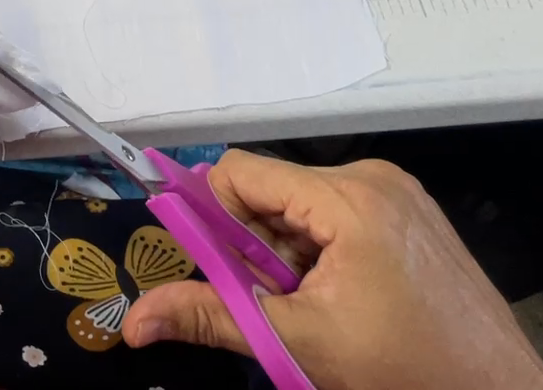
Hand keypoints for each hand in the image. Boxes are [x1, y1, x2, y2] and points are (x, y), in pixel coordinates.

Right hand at [127, 151, 542, 389]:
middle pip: (267, 187)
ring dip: (284, 247)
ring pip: (294, 200)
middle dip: (256, 242)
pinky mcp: (407, 206)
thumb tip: (135, 322)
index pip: (238, 172)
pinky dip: (315, 245)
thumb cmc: (408, 373)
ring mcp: (394, 189)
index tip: (234, 272)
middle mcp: (369, 175)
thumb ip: (210, 316)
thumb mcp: (300, 344)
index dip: (218, 218)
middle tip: (283, 297)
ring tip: (319, 300)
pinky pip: (328, 207)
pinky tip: (343, 290)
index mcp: (347, 196)